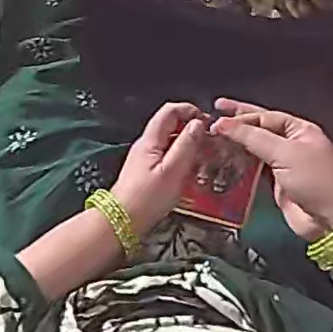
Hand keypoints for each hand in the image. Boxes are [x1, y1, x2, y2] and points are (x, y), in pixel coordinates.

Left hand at [111, 102, 207, 233]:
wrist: (122, 221)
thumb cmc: (146, 198)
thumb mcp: (172, 170)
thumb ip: (186, 145)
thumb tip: (198, 124)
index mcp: (150, 140)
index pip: (170, 111)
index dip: (190, 111)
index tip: (207, 122)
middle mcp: (146, 145)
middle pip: (171, 125)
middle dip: (192, 129)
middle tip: (209, 142)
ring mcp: (146, 158)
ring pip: (171, 141)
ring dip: (188, 145)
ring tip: (204, 157)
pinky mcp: (148, 171)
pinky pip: (167, 156)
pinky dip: (181, 158)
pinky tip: (190, 171)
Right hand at [210, 98, 332, 240]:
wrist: (332, 220)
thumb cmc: (315, 180)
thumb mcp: (285, 153)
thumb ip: (252, 137)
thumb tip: (221, 124)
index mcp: (298, 130)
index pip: (264, 117)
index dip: (240, 116)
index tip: (216, 116)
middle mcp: (290, 143)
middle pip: (258, 129)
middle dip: (235, 124)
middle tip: (210, 117)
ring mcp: (282, 164)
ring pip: (253, 149)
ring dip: (234, 144)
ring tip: (210, 139)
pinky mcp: (274, 183)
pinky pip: (252, 169)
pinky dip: (237, 164)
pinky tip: (222, 161)